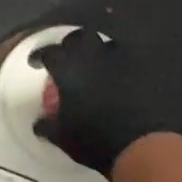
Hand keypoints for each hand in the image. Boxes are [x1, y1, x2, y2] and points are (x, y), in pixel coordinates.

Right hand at [31, 27, 178, 173]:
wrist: (141, 145)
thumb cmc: (95, 140)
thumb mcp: (63, 137)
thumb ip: (48, 126)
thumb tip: (38, 124)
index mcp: (69, 69)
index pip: (50, 52)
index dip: (41, 55)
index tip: (37, 62)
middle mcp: (94, 56)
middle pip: (79, 37)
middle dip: (70, 44)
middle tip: (67, 56)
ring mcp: (122, 60)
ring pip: (107, 43)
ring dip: (98, 50)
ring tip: (96, 63)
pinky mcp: (144, 69)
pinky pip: (129, 59)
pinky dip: (121, 64)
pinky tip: (120, 76)